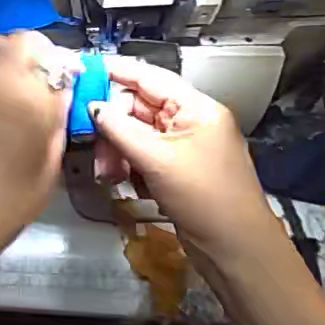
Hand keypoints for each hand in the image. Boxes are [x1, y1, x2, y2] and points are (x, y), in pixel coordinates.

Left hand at [0, 32, 76, 266]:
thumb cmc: (11, 198)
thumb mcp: (50, 161)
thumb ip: (58, 118)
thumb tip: (62, 93)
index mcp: (31, 94)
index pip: (56, 57)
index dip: (65, 65)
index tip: (69, 80)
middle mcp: (0, 78)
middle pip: (22, 40)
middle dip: (38, 52)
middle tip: (46, 77)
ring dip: (12, 58)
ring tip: (20, 86)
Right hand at [90, 56, 280, 260]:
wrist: (238, 253)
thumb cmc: (205, 199)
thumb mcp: (158, 159)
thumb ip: (120, 129)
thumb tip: (94, 107)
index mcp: (197, 108)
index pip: (150, 77)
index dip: (116, 73)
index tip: (85, 72)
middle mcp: (191, 121)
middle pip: (139, 108)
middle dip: (113, 126)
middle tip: (94, 149)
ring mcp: (185, 147)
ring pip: (138, 134)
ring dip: (118, 150)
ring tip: (108, 175)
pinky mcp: (179, 171)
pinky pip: (145, 156)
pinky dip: (130, 165)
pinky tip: (124, 182)